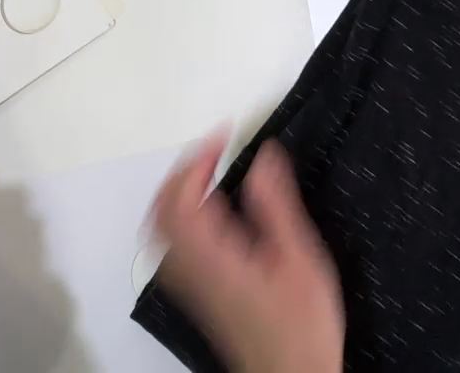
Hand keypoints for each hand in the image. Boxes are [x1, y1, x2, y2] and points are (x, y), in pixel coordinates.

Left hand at [150, 135, 342, 372]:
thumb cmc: (300, 324)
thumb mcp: (299, 256)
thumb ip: (276, 205)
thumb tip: (264, 156)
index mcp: (214, 257)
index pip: (180, 199)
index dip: (195, 159)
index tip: (224, 135)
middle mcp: (193, 269)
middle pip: (159, 211)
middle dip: (181, 169)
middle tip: (214, 147)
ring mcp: (192, 282)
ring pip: (160, 227)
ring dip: (178, 188)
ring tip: (210, 166)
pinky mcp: (200, 289)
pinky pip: (173, 240)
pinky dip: (182, 209)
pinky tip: (212, 203)